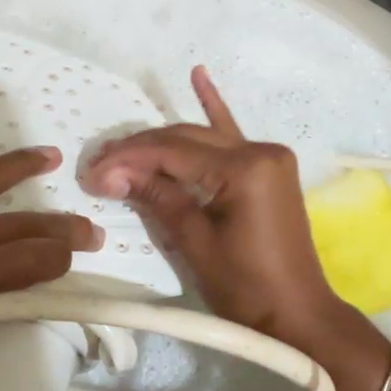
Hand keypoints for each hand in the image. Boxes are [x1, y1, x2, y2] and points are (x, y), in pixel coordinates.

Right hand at [83, 69, 390, 390]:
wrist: (298, 315)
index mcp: (245, 169)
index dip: (129, 159)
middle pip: (187, 139)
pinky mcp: (269, 168)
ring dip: (165, 140)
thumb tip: (112, 172)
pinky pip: (233, 134)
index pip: (173, 152)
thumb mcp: (195, 244)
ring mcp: (268, 156)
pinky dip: (215, 106)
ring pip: (204, 137)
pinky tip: (199, 76)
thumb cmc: (246, 288)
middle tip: (100, 167)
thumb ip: (158, 197)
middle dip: (141, 151)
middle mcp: (260, 150)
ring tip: (123, 144)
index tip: (93, 173)